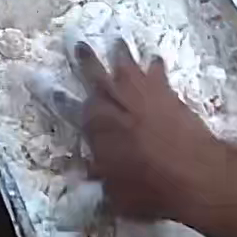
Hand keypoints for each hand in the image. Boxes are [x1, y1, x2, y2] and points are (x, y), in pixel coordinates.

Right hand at [73, 39, 232, 222]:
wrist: (193, 172)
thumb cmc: (149, 189)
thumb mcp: (116, 195)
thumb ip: (101, 179)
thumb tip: (88, 173)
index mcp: (95, 124)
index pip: (68, 106)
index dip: (56, 95)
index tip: (43, 82)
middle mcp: (113, 101)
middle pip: (94, 73)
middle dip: (85, 59)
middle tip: (78, 44)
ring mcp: (140, 91)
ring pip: (125, 64)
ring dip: (120, 53)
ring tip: (117, 41)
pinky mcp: (164, 90)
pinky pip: (156, 70)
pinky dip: (154, 65)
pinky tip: (155, 58)